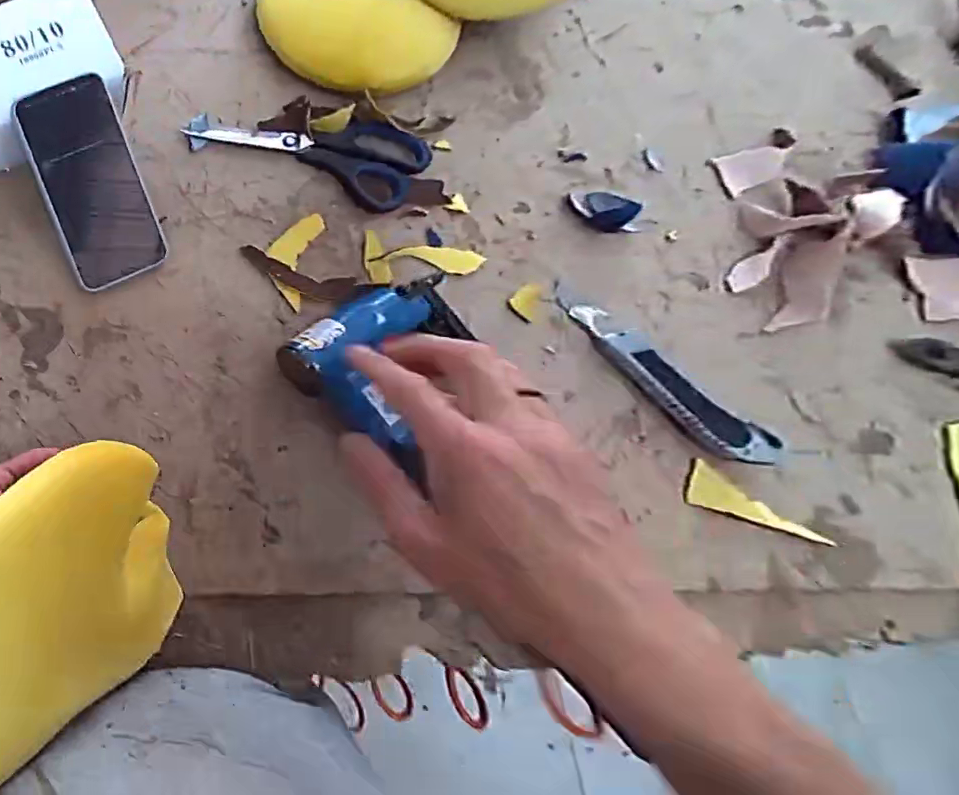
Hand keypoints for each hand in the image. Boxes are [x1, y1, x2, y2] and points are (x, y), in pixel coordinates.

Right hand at [341, 337, 678, 659]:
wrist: (606, 613)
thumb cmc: (504, 584)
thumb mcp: (424, 544)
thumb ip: (382, 484)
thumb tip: (351, 441)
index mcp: (463, 447)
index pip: (409, 387)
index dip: (376, 365)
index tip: (354, 352)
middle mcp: (506, 423)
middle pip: (465, 355)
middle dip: (424, 345)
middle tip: (395, 353)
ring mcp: (546, 429)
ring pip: (501, 368)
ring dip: (461, 358)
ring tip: (435, 372)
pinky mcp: (573, 443)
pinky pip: (525, 395)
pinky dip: (493, 385)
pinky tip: (484, 414)